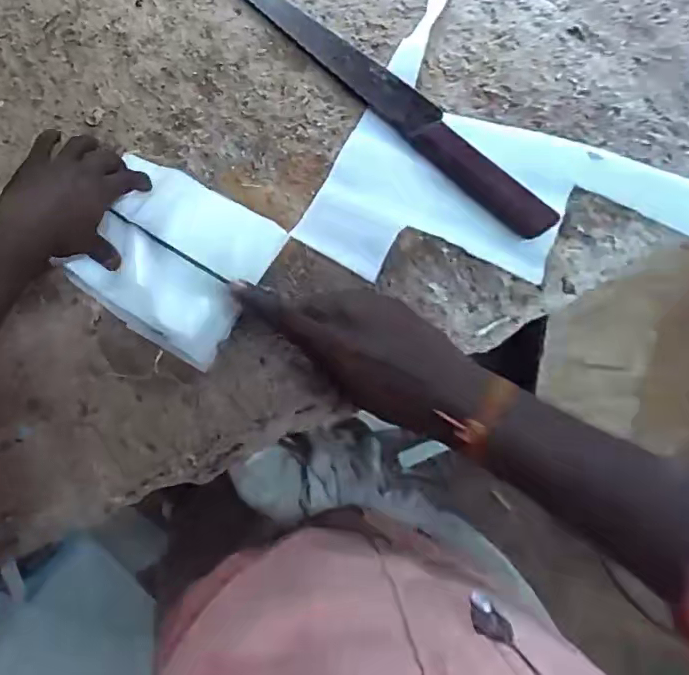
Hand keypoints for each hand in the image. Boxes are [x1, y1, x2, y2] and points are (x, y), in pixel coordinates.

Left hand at [0, 131, 150, 270]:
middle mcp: (85, 170)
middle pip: (107, 157)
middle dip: (115, 162)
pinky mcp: (37, 161)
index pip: (128, 179)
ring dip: (89, 144)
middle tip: (117, 169)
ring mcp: (60, 162)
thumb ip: (103, 250)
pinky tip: (54, 135)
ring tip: (93, 146)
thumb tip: (117, 264)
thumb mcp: (85, 245)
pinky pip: (44, 142)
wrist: (24, 229)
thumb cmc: (59, 238)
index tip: (145, 184)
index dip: (139, 180)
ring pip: (80, 144)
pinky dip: (50, 137)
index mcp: (101, 189)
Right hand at [233, 286, 488, 439]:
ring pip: (333, 301)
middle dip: (301, 316)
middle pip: (310, 305)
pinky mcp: (390, 300)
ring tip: (336, 338)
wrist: (454, 391)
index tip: (234, 286)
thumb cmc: (399, 402)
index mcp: (335, 339)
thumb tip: (304, 341)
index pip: (288, 315)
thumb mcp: (352, 389)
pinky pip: (356, 301)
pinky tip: (363, 334)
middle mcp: (349, 311)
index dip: (258, 302)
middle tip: (301, 337)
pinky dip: (349, 313)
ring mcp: (372, 301)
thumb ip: (324, 360)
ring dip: (326, 314)